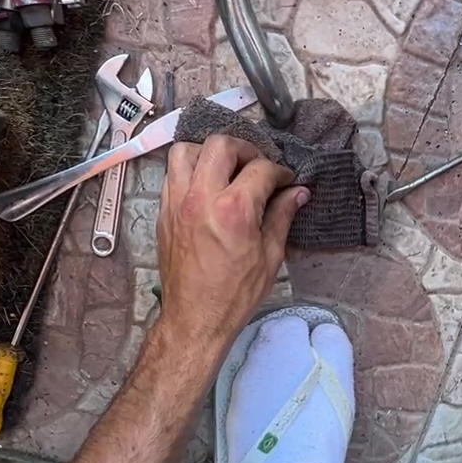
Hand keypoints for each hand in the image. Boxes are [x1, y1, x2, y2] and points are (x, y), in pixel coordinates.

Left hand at [155, 135, 306, 352]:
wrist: (196, 317)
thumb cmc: (236, 293)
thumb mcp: (270, 256)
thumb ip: (282, 216)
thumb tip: (298, 193)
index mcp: (234, 210)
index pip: (261, 169)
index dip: (280, 171)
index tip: (286, 181)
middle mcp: (202, 198)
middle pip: (220, 145)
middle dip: (245, 150)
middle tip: (257, 167)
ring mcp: (177, 203)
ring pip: (186, 150)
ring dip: (210, 153)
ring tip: (226, 170)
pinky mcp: (164, 212)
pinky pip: (172, 173)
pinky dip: (191, 170)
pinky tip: (207, 186)